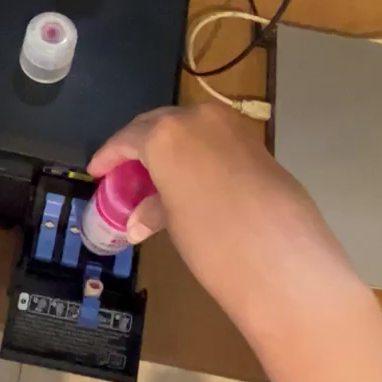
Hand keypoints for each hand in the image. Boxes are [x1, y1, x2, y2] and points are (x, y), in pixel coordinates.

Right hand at [88, 104, 363, 322]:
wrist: (284, 262)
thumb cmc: (212, 241)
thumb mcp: (173, 222)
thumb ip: (153, 208)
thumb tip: (138, 220)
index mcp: (167, 133)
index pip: (128, 138)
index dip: (109, 156)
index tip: (97, 172)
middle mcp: (200, 120)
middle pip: (160, 124)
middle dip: (140, 146)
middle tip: (125, 172)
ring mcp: (234, 129)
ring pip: (192, 130)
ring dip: (172, 149)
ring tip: (158, 179)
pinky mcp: (259, 146)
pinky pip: (216, 143)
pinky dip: (199, 156)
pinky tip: (193, 182)